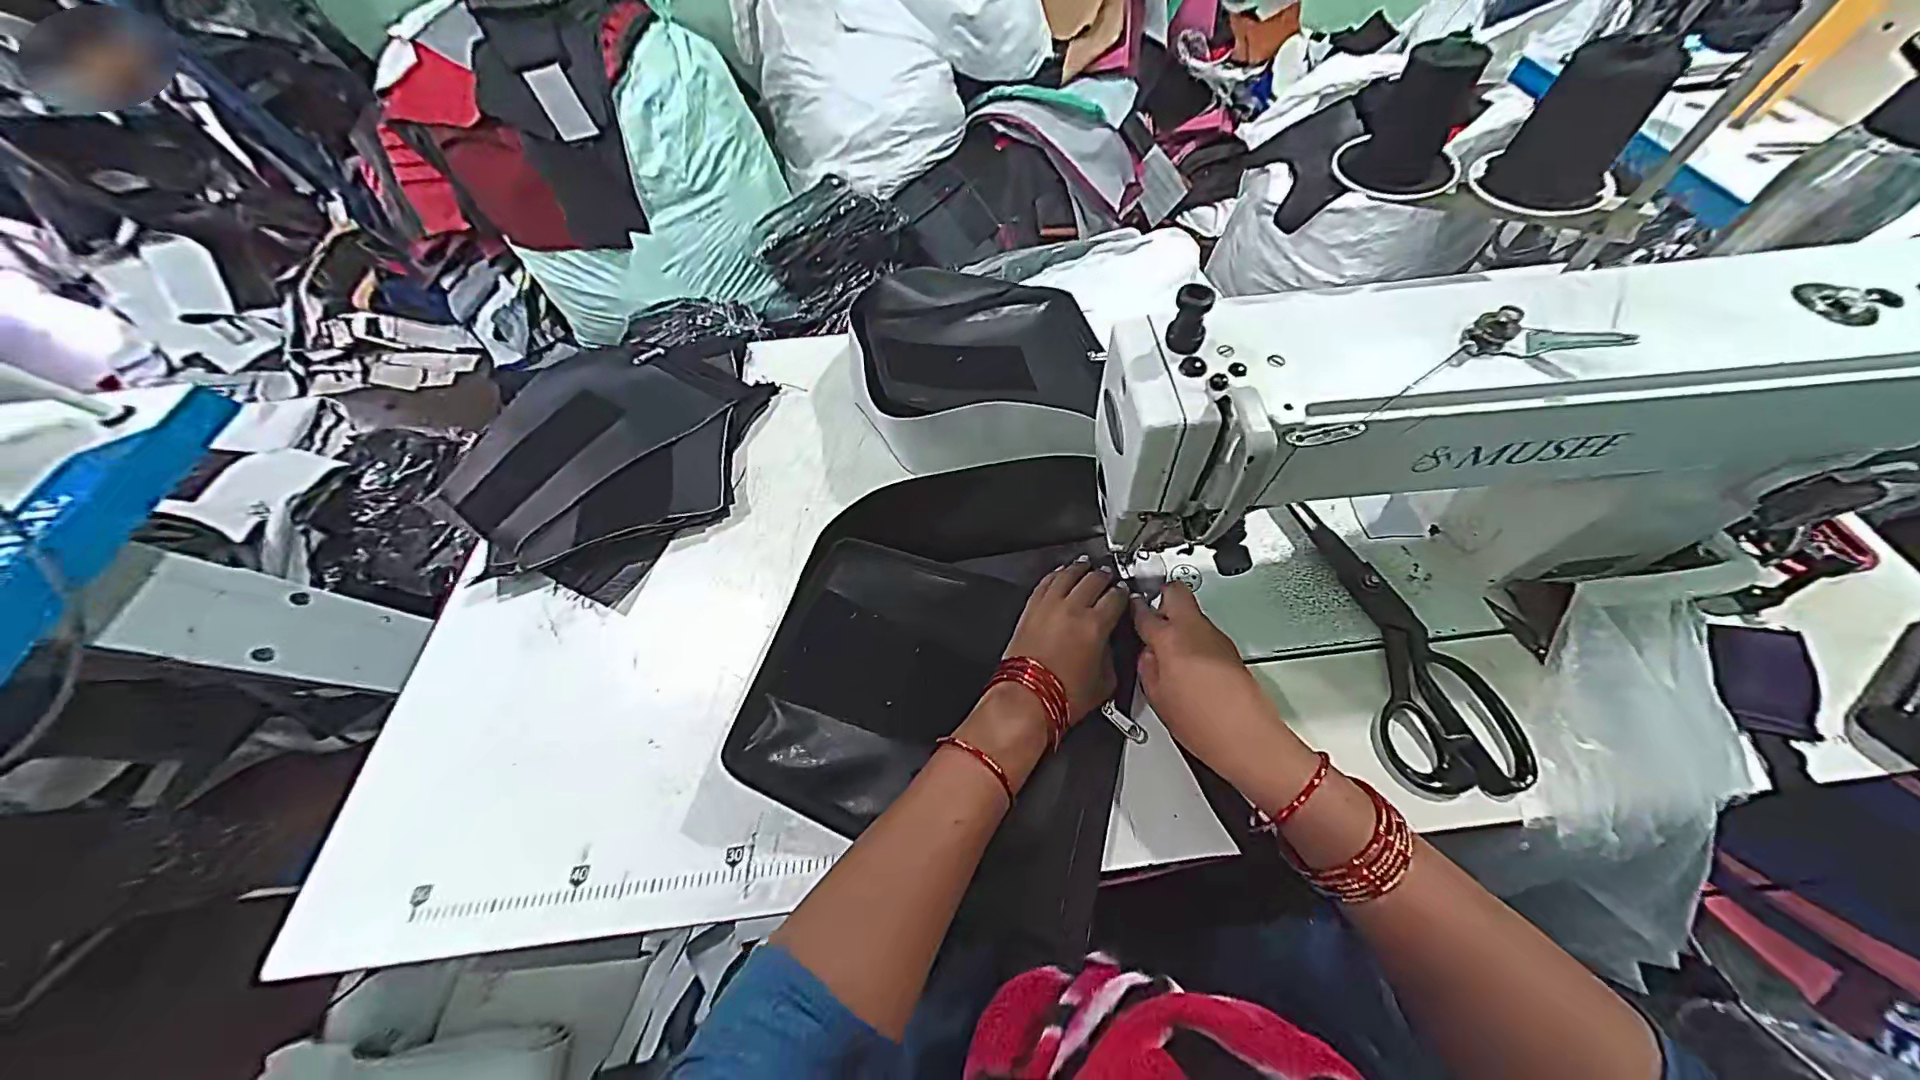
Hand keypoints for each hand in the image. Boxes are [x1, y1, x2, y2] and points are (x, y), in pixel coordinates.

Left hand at [1002, 557, 1127, 722]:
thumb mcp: (1105, 681)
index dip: (1123, 593)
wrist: (1027, 698)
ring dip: (1080, 568)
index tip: (1124, 593)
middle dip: (1105, 576)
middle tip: (1109, 575)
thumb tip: (1109, 648)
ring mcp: (1049, 607)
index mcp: (1096, 625)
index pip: (1116, 597)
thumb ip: (1111, 657)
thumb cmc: (1061, 695)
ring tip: (1085, 565)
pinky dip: (1055, 575)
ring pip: (1067, 575)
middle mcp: (1072, 610)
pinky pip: (1045, 583)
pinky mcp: (1030, 610)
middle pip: (1093, 580)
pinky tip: (1058, 574)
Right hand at [1133, 584, 1300, 785]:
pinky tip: (1188, 664)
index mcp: (1170, 638)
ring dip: (1178, 621)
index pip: (1145, 610)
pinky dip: (1194, 640)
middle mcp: (1196, 630)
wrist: (1247, 738)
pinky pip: (1206, 633)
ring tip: (1169, 648)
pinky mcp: (1231, 650)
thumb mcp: (1157, 697)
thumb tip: (1146, 656)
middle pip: (1175, 592)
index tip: (1131, 608)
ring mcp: (1217, 638)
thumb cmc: (1206, 724)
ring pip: (1193, 612)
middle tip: (1151, 612)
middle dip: (1161, 596)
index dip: (1134, 607)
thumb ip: (1146, 667)